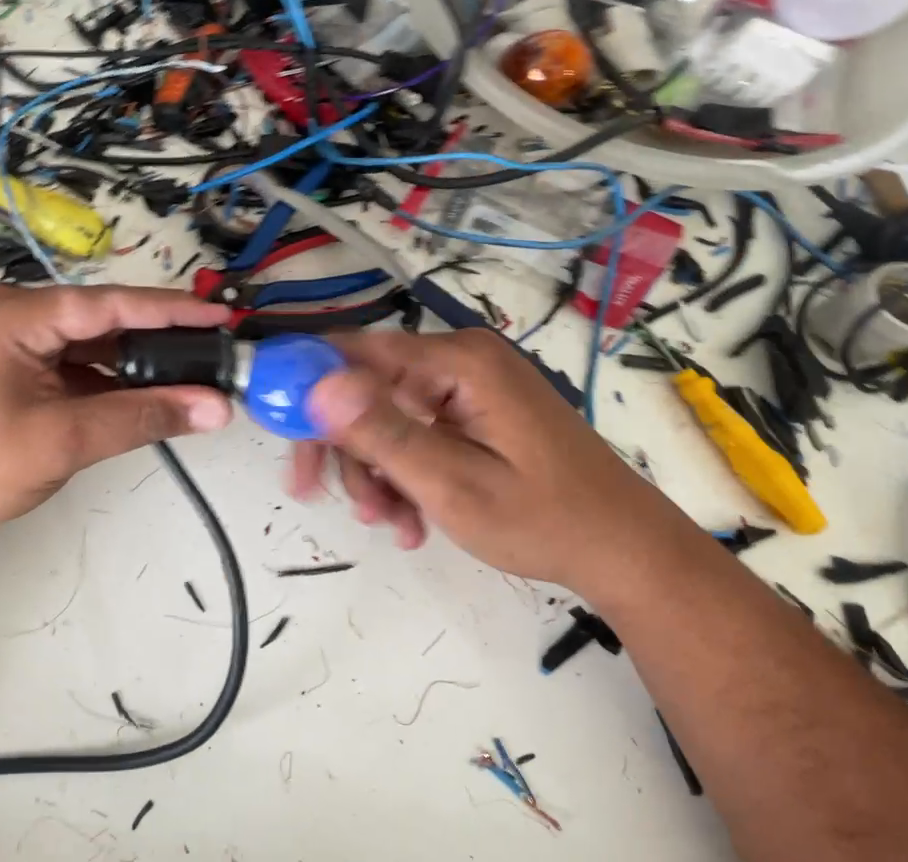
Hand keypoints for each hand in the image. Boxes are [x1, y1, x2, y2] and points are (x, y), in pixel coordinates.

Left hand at [0, 285, 234, 534]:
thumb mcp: (65, 440)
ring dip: (135, 359)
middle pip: (99, 317)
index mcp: (14, 315)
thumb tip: (215, 407)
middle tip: (216, 346)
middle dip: (156, 336)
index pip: (105, 304)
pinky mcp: (17, 360)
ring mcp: (13, 335)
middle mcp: (13, 312)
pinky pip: (73, 358)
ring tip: (195, 370)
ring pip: (90, 339)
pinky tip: (150, 388)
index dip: (167, 310)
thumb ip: (141, 417)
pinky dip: (109, 375)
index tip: (219, 314)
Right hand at [288, 329, 689, 589]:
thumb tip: (317, 384)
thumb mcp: (451, 483)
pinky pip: (411, 432)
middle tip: (316, 492)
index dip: (306, 384)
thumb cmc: (545, 520)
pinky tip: (407, 518)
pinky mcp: (471, 412)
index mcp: (459, 362)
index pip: (354, 351)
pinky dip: (399, 473)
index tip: (280, 431)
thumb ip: (381, 431)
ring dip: (371, 470)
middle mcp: (458, 361)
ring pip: (381, 416)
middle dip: (340, 445)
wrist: (628, 556)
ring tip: (386, 522)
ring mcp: (466, 387)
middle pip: (362, 387)